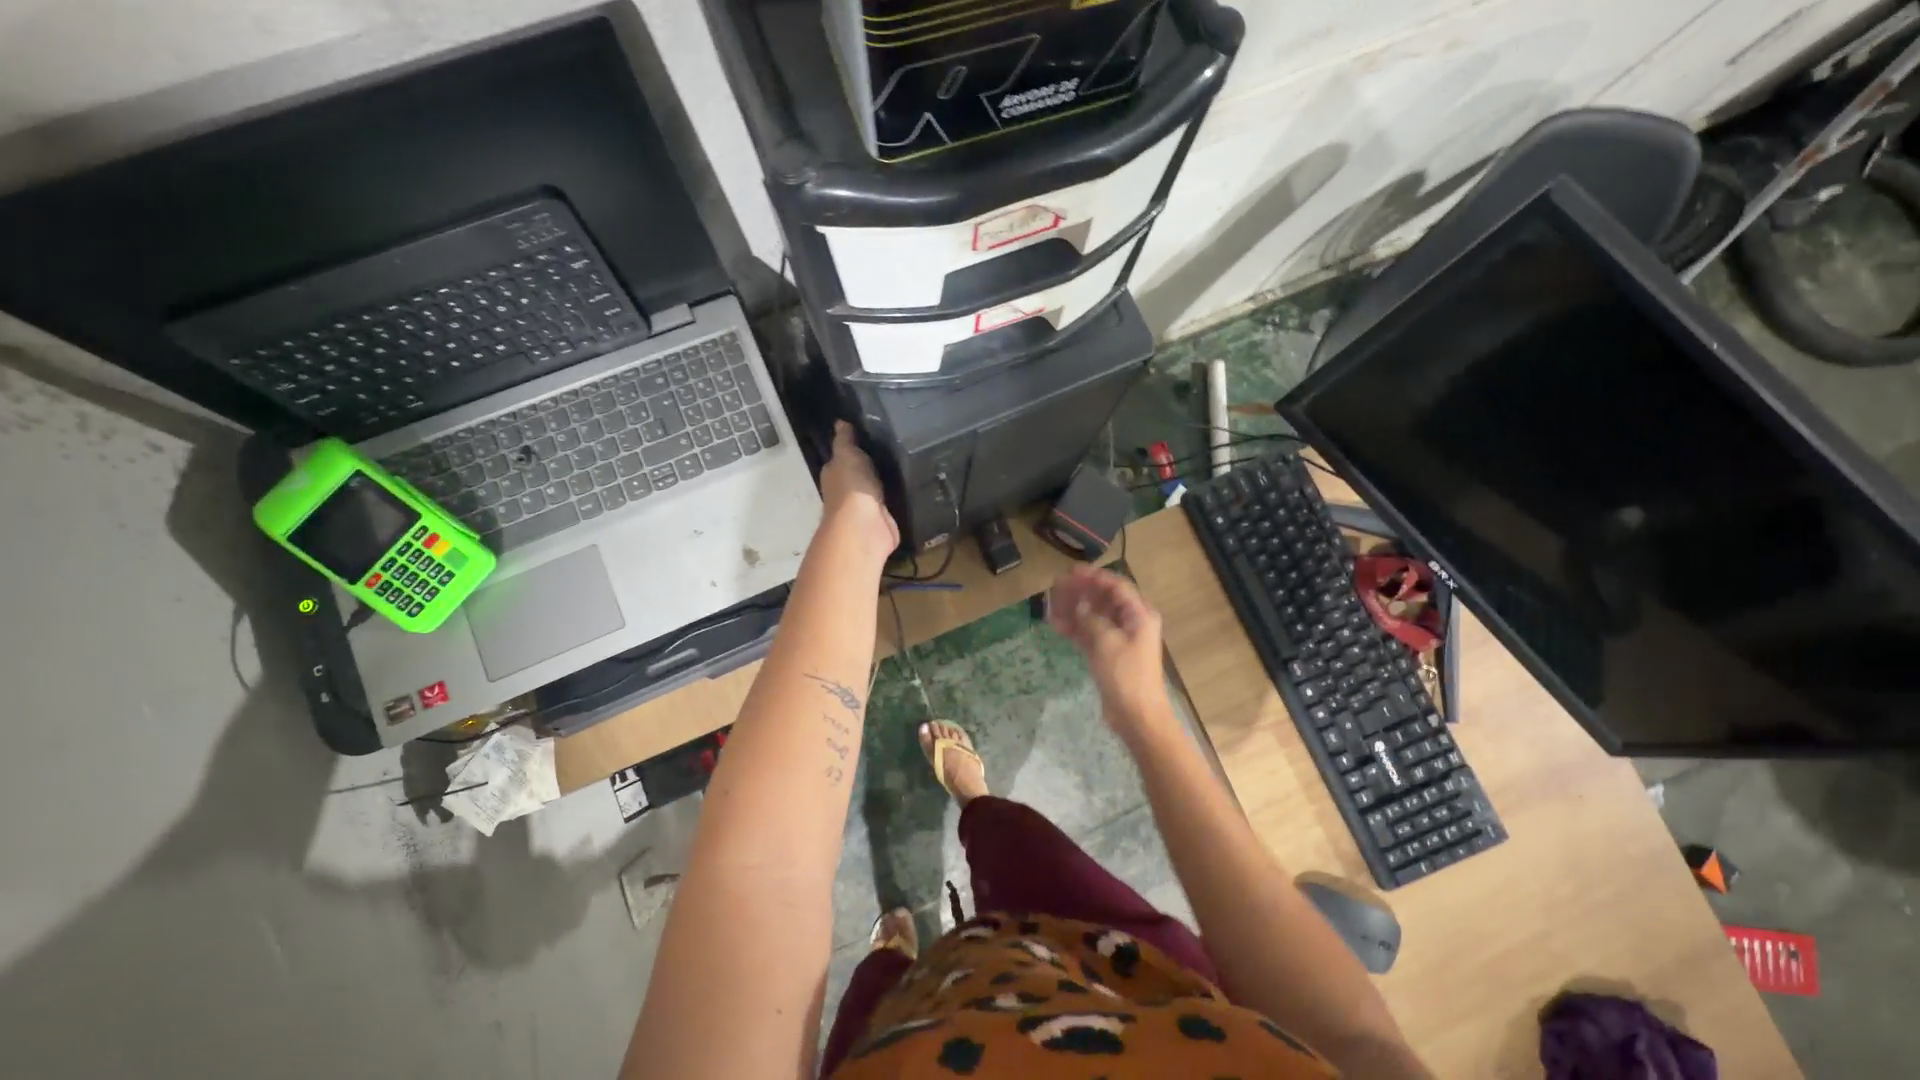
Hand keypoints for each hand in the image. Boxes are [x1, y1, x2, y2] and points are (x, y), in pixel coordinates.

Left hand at [820, 420, 898, 558]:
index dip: (854, 447)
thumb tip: (839, 422)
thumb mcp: (847, 455)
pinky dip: (897, 497)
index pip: (842, 456)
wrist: (865, 526)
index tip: (873, 434)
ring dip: (886, 481)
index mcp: (834, 473)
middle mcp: (847, 490)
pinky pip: (890, 503)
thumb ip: (845, 440)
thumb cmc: (852, 486)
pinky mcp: (882, 519)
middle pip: (860, 474)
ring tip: (908, 464)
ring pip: (876, 488)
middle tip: (896, 447)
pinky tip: (910, 486)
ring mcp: (864, 507)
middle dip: (872, 465)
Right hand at [1048, 565, 1172, 741]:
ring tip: (1050, 604)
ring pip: (1094, 616)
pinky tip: (1055, 623)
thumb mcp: (1107, 642)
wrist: (1136, 716)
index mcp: (1139, 615)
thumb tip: (1078, 606)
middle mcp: (1131, 622)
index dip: (1094, 577)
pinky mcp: (1108, 655)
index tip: (1071, 572)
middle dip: (1080, 592)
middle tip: (1056, 586)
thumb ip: (1090, 619)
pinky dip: (1074, 628)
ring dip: (1074, 609)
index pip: (1116, 586)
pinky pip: (1089, 634)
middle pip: (1104, 600)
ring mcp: (1119, 639)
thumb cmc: (1126, 675)